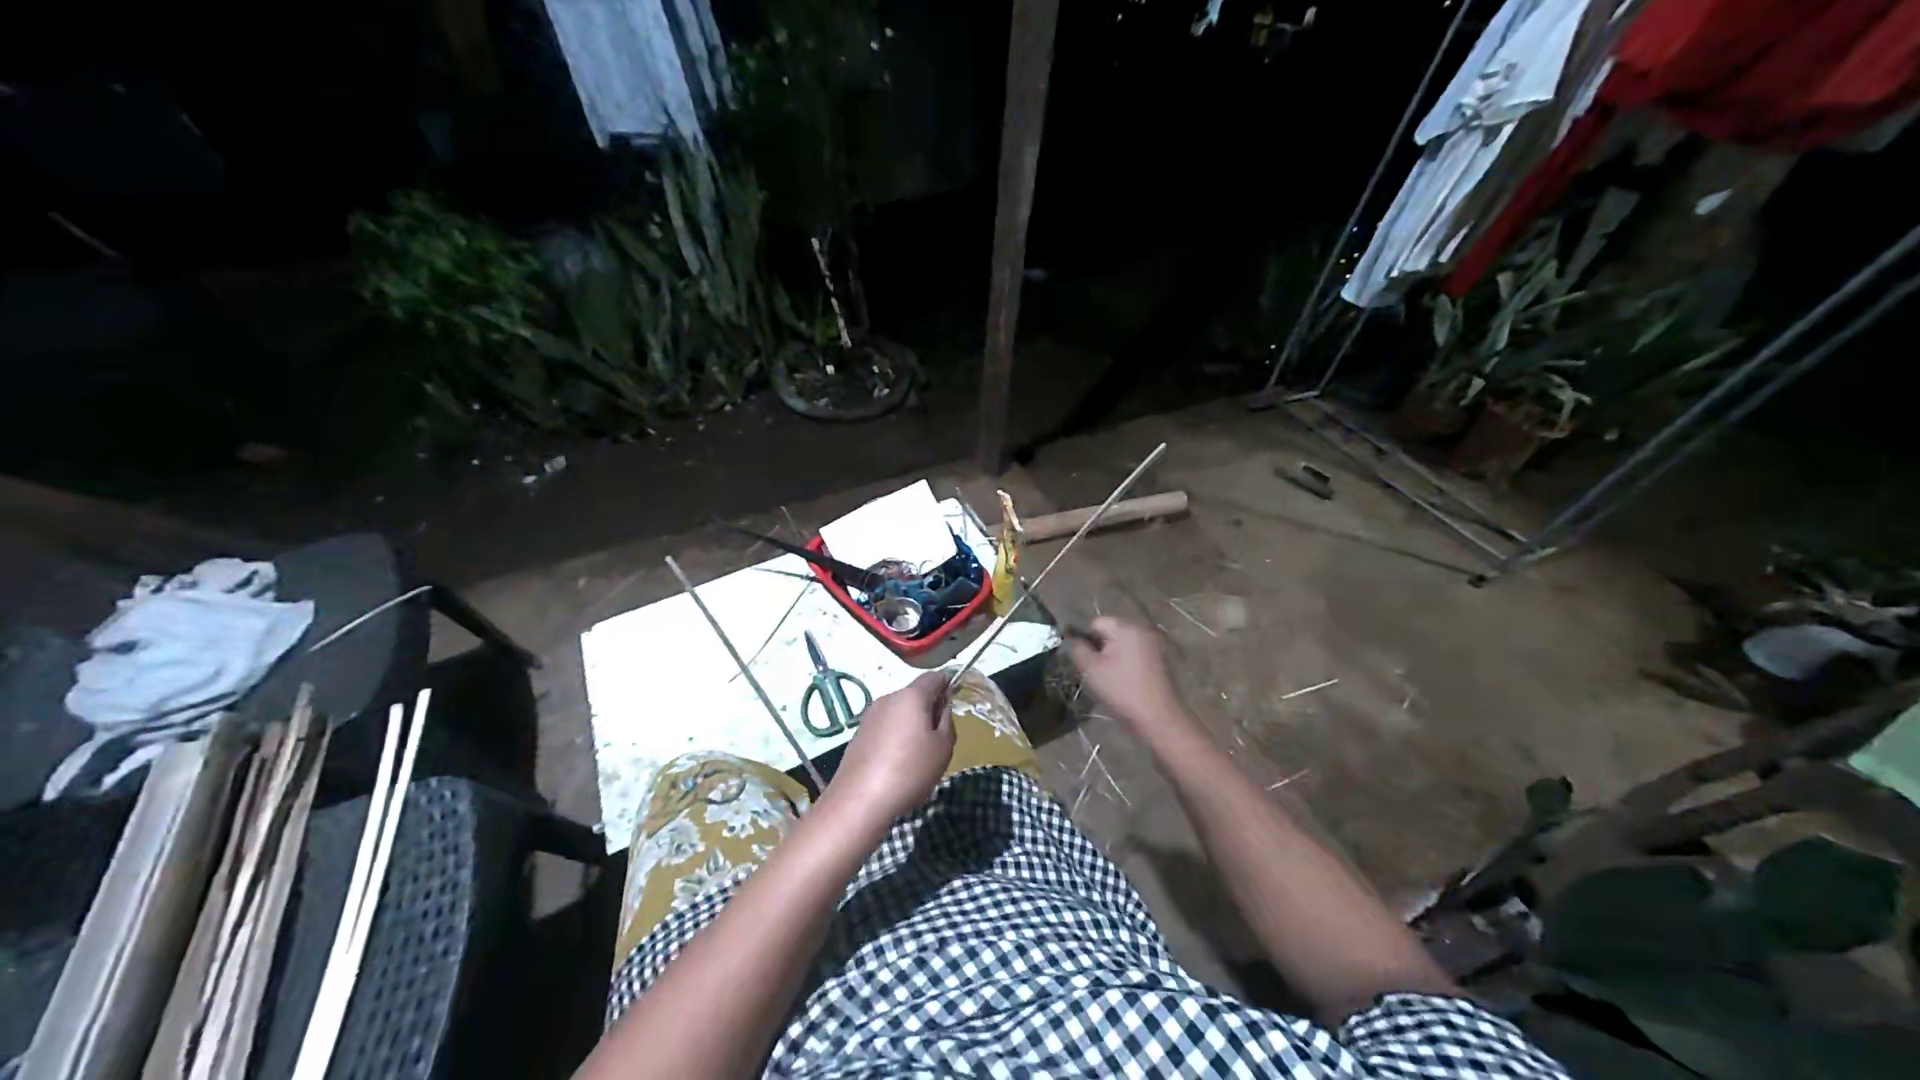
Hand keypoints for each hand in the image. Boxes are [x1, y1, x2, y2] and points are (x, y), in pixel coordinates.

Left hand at [824, 672, 954, 824]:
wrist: (860, 800)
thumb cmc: (910, 770)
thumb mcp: (943, 746)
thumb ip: (947, 719)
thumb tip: (942, 705)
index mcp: (911, 696)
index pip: (933, 677)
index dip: (947, 686)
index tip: (953, 706)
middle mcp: (887, 699)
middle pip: (915, 697)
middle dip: (929, 712)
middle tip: (938, 742)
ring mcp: (869, 717)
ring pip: (899, 715)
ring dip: (911, 728)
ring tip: (917, 761)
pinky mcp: (858, 735)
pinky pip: (885, 730)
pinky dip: (895, 741)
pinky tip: (897, 769)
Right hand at [1067, 617, 1194, 742]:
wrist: (1157, 717)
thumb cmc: (1121, 690)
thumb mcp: (1090, 669)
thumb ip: (1077, 648)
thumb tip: (1075, 639)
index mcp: (1126, 627)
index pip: (1095, 623)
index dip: (1086, 641)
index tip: (1087, 663)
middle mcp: (1143, 628)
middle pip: (1111, 631)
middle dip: (1101, 648)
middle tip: (1099, 672)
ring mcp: (1155, 643)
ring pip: (1123, 643)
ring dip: (1114, 655)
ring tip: (1113, 678)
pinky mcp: (1162, 657)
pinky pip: (1136, 652)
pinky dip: (1128, 661)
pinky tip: (1127, 680)